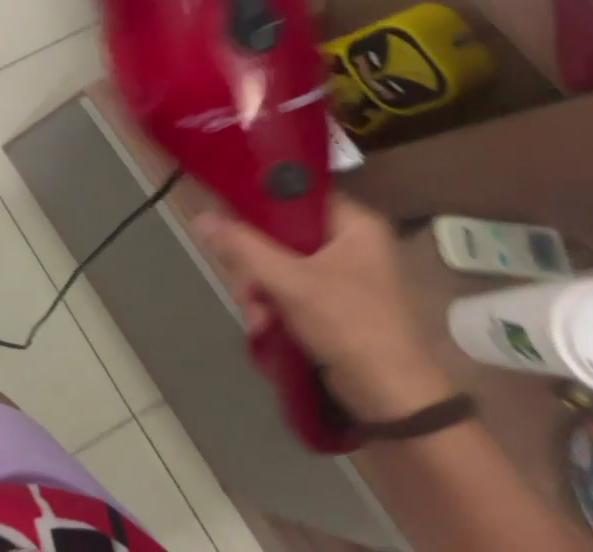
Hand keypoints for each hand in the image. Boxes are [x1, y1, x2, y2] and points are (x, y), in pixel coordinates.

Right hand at [193, 195, 453, 421]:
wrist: (392, 397)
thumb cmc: (350, 326)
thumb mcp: (290, 282)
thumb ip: (242, 246)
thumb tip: (200, 216)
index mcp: (354, 226)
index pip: (293, 194)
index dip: (256, 204)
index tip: (227, 223)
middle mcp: (348, 243)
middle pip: (277, 233)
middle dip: (253, 266)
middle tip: (246, 288)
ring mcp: (340, 274)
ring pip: (275, 264)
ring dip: (257, 291)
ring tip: (257, 318)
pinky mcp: (330, 302)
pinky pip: (285, 288)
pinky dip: (270, 306)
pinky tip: (264, 327)